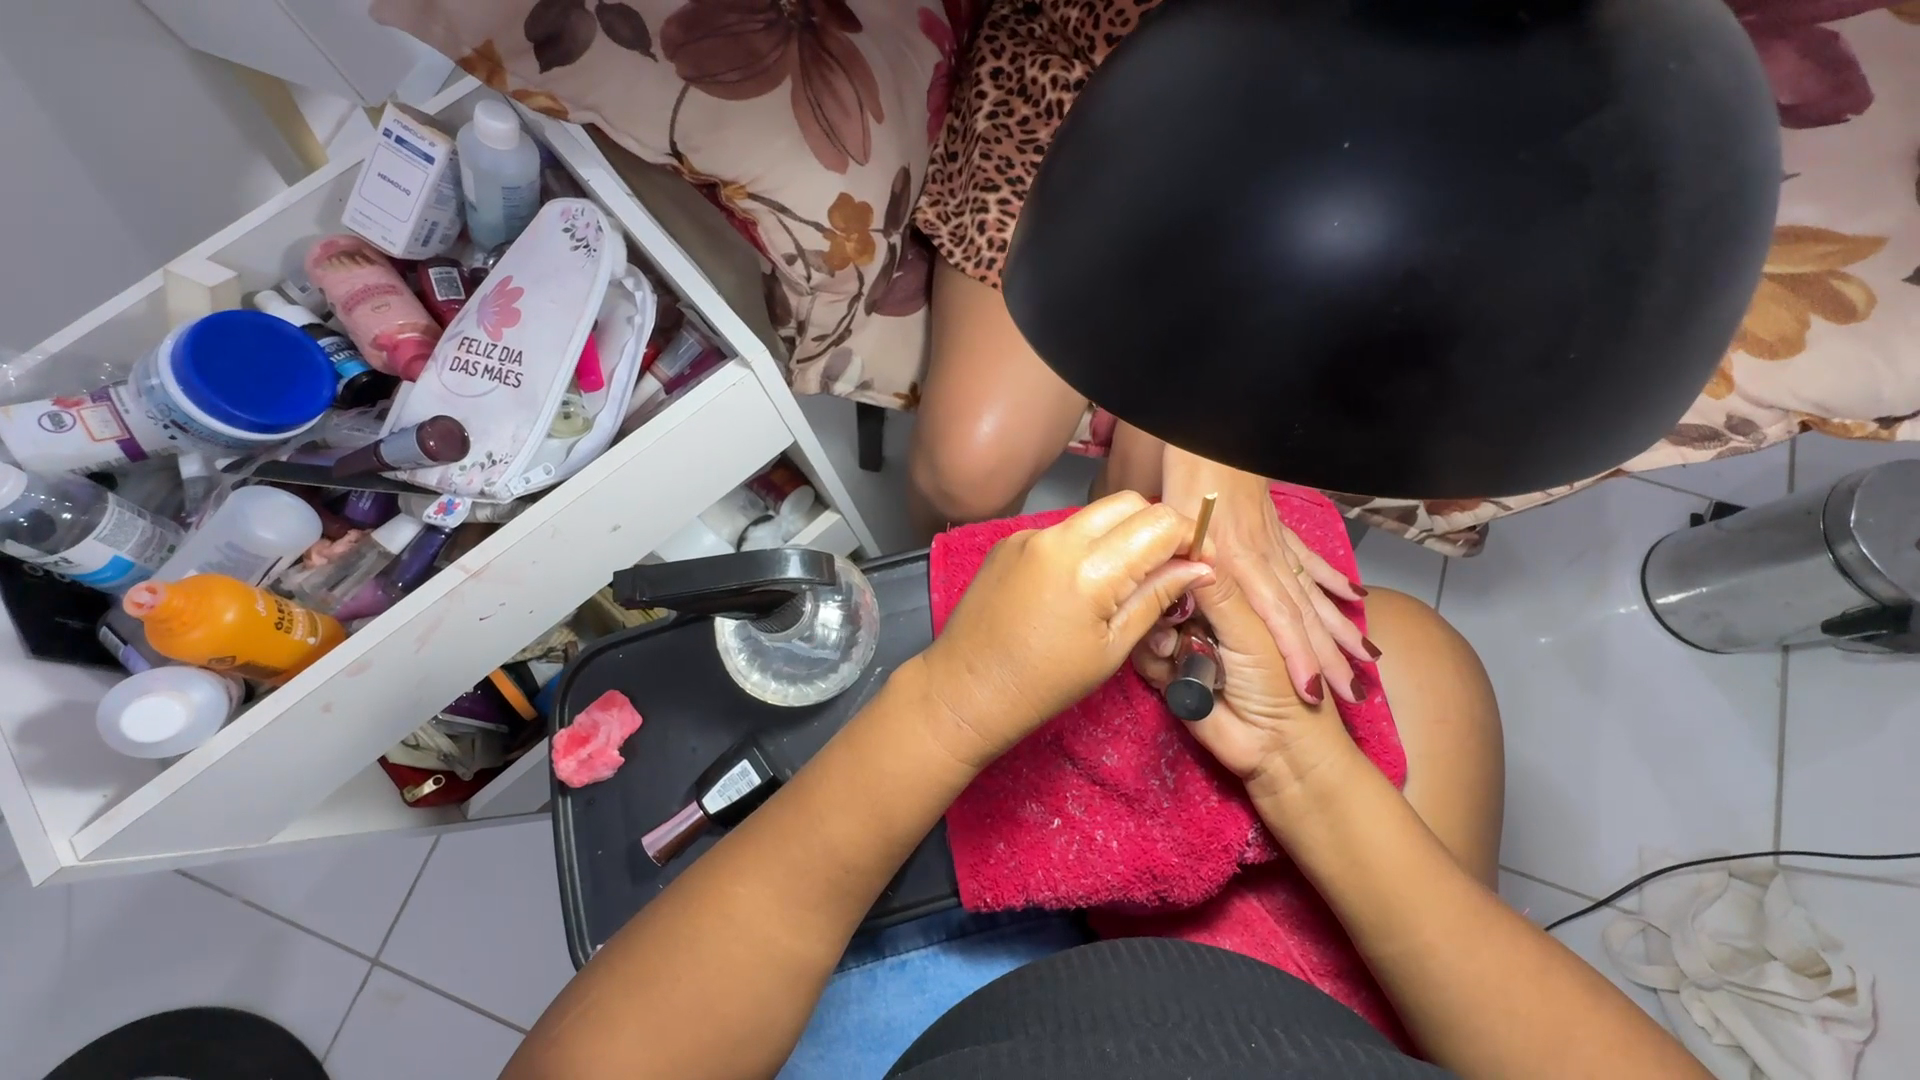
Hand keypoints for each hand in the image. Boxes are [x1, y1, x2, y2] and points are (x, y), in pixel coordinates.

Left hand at [914, 492, 1211, 770]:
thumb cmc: (1044, 683)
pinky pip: (1061, 529)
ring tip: (1120, 580)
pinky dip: (1082, 545)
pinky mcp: (1009, 540)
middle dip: (1156, 527)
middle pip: (1129, 503)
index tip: (1198, 562)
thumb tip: (1202, 568)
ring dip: (1119, 534)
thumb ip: (1157, 597)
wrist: (966, 688)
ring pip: (1094, 513)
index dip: (1189, 537)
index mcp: (1090, 569)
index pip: (1160, 523)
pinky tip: (1076, 585)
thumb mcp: (1113, 648)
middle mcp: (1058, 538)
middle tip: (1164, 567)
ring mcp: (1029, 535)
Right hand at [1133, 566, 1359, 800]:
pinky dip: (1150, 660)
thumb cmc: (1276, 683)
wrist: (1272, 749)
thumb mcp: (1251, 631)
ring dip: (1155, 635)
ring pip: (1151, 622)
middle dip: (1159, 602)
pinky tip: (1165, 672)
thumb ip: (1220, 592)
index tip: (1155, 558)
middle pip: (1167, 592)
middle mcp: (1211, 614)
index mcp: (1239, 594)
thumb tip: (1191, 546)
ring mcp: (1188, 642)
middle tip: (1165, 615)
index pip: (1197, 566)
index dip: (1175, 562)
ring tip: (1169, 649)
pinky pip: (1144, 654)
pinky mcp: (1170, 671)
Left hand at [1159, 449, 1371, 704]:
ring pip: (1313, 591)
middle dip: (1328, 655)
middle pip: (1303, 612)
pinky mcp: (1276, 528)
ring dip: (1338, 626)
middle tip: (1354, 693)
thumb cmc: (1184, 477)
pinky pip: (1308, 558)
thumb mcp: (1170, 523)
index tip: (1312, 689)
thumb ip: (1178, 562)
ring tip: (1367, 658)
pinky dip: (1331, 579)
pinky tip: (1354, 597)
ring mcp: (1275, 542)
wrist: (1212, 435)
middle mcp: (1264, 556)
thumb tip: (1181, 601)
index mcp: (1237, 559)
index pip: (1275, 615)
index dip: (1295, 653)